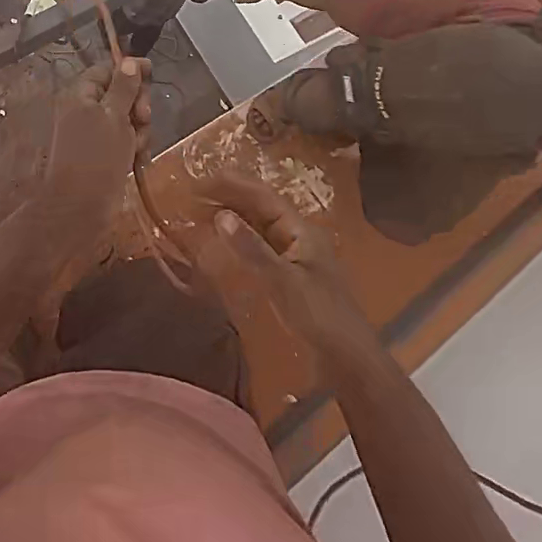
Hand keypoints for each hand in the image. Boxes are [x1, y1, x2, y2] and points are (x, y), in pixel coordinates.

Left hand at [41, 58, 151, 241]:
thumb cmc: (96, 157)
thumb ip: (124, 87)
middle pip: (121, 93)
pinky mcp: (105, 153)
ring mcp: (95, 133)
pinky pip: (126, 139)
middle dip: (138, 104)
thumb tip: (130, 61)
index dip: (129, 70)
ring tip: (138, 146)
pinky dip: (135, 146)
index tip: (151, 73)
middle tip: (143, 118)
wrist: (81, 207)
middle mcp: (86, 110)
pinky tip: (138, 159)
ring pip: (128, 118)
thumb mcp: (114, 116)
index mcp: (81, 95)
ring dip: (139, 129)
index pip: (107, 70)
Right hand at [196, 174, 374, 363]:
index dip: (232, 185)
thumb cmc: (319, 316)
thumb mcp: (282, 281)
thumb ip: (252, 248)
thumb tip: (221, 215)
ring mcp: (294, 257)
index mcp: (301, 230)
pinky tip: (224, 242)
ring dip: (233, 217)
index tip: (200, 181)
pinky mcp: (289, 277)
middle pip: (260, 208)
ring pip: (259, 227)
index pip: (263, 196)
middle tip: (193, 194)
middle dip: (229, 197)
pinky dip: (240, 240)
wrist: (348, 360)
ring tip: (201, 211)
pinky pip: (260, 248)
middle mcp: (298, 237)